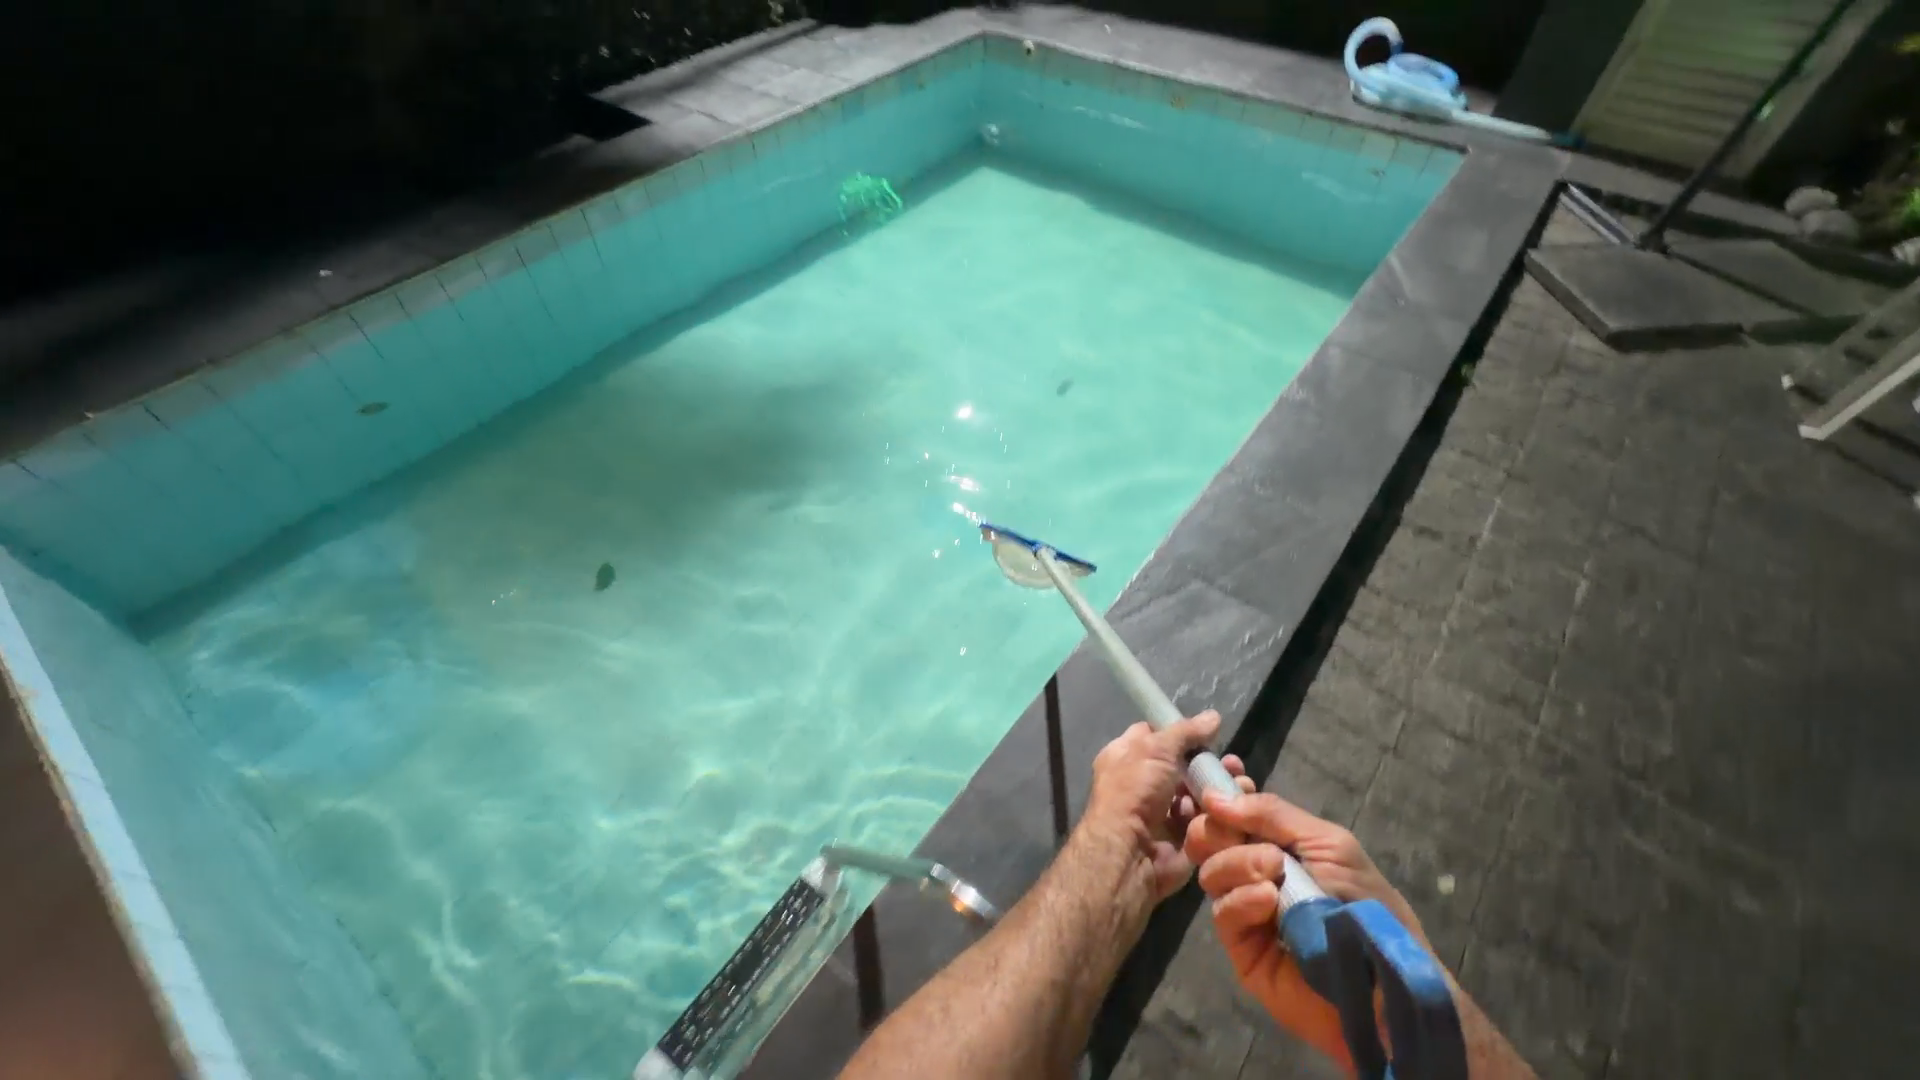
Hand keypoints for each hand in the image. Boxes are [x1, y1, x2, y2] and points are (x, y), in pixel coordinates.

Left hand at [1081, 711, 1253, 903]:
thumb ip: (1185, 732)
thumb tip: (1213, 717)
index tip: (1208, 734)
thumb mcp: (1156, 749)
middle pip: (1184, 767)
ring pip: (1199, 795)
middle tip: (1233, 764)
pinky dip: (1220, 816)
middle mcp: (1143, 783)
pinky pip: (1206, 822)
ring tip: (1242, 784)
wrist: (1130, 852)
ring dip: (1221, 789)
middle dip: (1210, 764)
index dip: (1179, 734)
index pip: (1154, 737)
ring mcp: (1164, 813)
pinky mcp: (1182, 838)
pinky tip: (1238, 809)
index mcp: (1126, 757)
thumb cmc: (1134, 790)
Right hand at [1184, 791, 1429, 1067]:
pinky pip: (1222, 912)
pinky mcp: (1241, 947)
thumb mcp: (1327, 843)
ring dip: (1238, 863)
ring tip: (1274, 875)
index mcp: (1273, 841)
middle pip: (1208, 837)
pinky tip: (1267, 901)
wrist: (1386, 979)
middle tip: (1248, 838)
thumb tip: (1213, 797)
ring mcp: (1244, 907)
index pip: (1229, 810)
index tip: (1224, 783)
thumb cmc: (1364, 902)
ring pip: (1210, 871)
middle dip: (1220, 829)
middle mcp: (1251, 870)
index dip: (1222, 795)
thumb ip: (1272, 813)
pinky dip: (1241, 899)